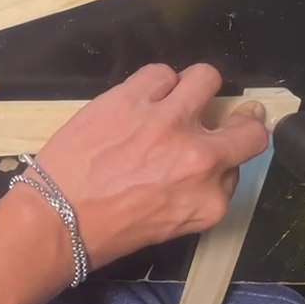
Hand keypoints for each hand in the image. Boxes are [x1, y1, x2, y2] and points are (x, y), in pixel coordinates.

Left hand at [29, 63, 269, 268]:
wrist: (56, 219)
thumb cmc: (107, 231)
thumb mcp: (169, 225)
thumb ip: (198, 192)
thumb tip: (208, 164)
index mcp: (209, 201)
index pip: (240, 167)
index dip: (228, 155)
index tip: (219, 148)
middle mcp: (199, 159)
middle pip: (248, 127)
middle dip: (241, 121)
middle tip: (220, 116)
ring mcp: (168, 122)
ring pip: (206, 79)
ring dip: (195, 88)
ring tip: (174, 99)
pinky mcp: (133, 98)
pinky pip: (161, 72)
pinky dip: (154, 83)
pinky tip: (139, 100)